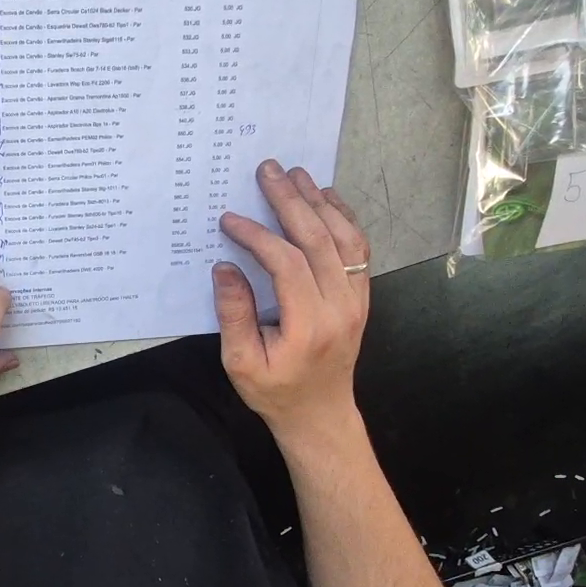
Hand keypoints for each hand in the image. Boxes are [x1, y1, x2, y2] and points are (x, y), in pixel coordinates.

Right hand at [212, 160, 370, 444]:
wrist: (320, 414)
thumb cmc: (276, 392)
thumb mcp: (241, 363)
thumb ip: (234, 315)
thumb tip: (225, 268)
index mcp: (310, 324)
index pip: (287, 263)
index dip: (258, 236)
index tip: (231, 220)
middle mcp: (341, 306)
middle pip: (320, 239)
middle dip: (292, 201)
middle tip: (268, 171)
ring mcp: (357, 299)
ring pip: (344, 237)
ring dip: (319, 202)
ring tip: (295, 175)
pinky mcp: (361, 297)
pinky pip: (358, 249)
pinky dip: (343, 218)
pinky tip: (326, 199)